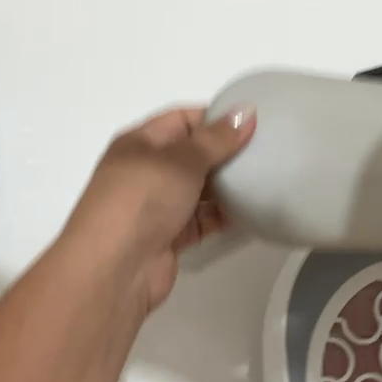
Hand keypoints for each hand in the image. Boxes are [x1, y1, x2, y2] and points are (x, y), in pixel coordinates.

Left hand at [57, 106, 255, 313]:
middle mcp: (146, 171)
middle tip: (267, 151)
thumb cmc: (142, 200)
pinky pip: (202, 219)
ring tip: (267, 178)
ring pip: (199, 188)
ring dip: (227, 186)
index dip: (215, 118)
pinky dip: (224, 215)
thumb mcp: (181, 160)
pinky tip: (253, 211)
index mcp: (140, 143)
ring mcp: (157, 206)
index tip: (253, 122)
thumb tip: (247, 112)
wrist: (114, 270)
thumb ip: (217, 139)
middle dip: (225, 152)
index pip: (181, 120)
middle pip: (192, 154)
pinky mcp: (169, 236)